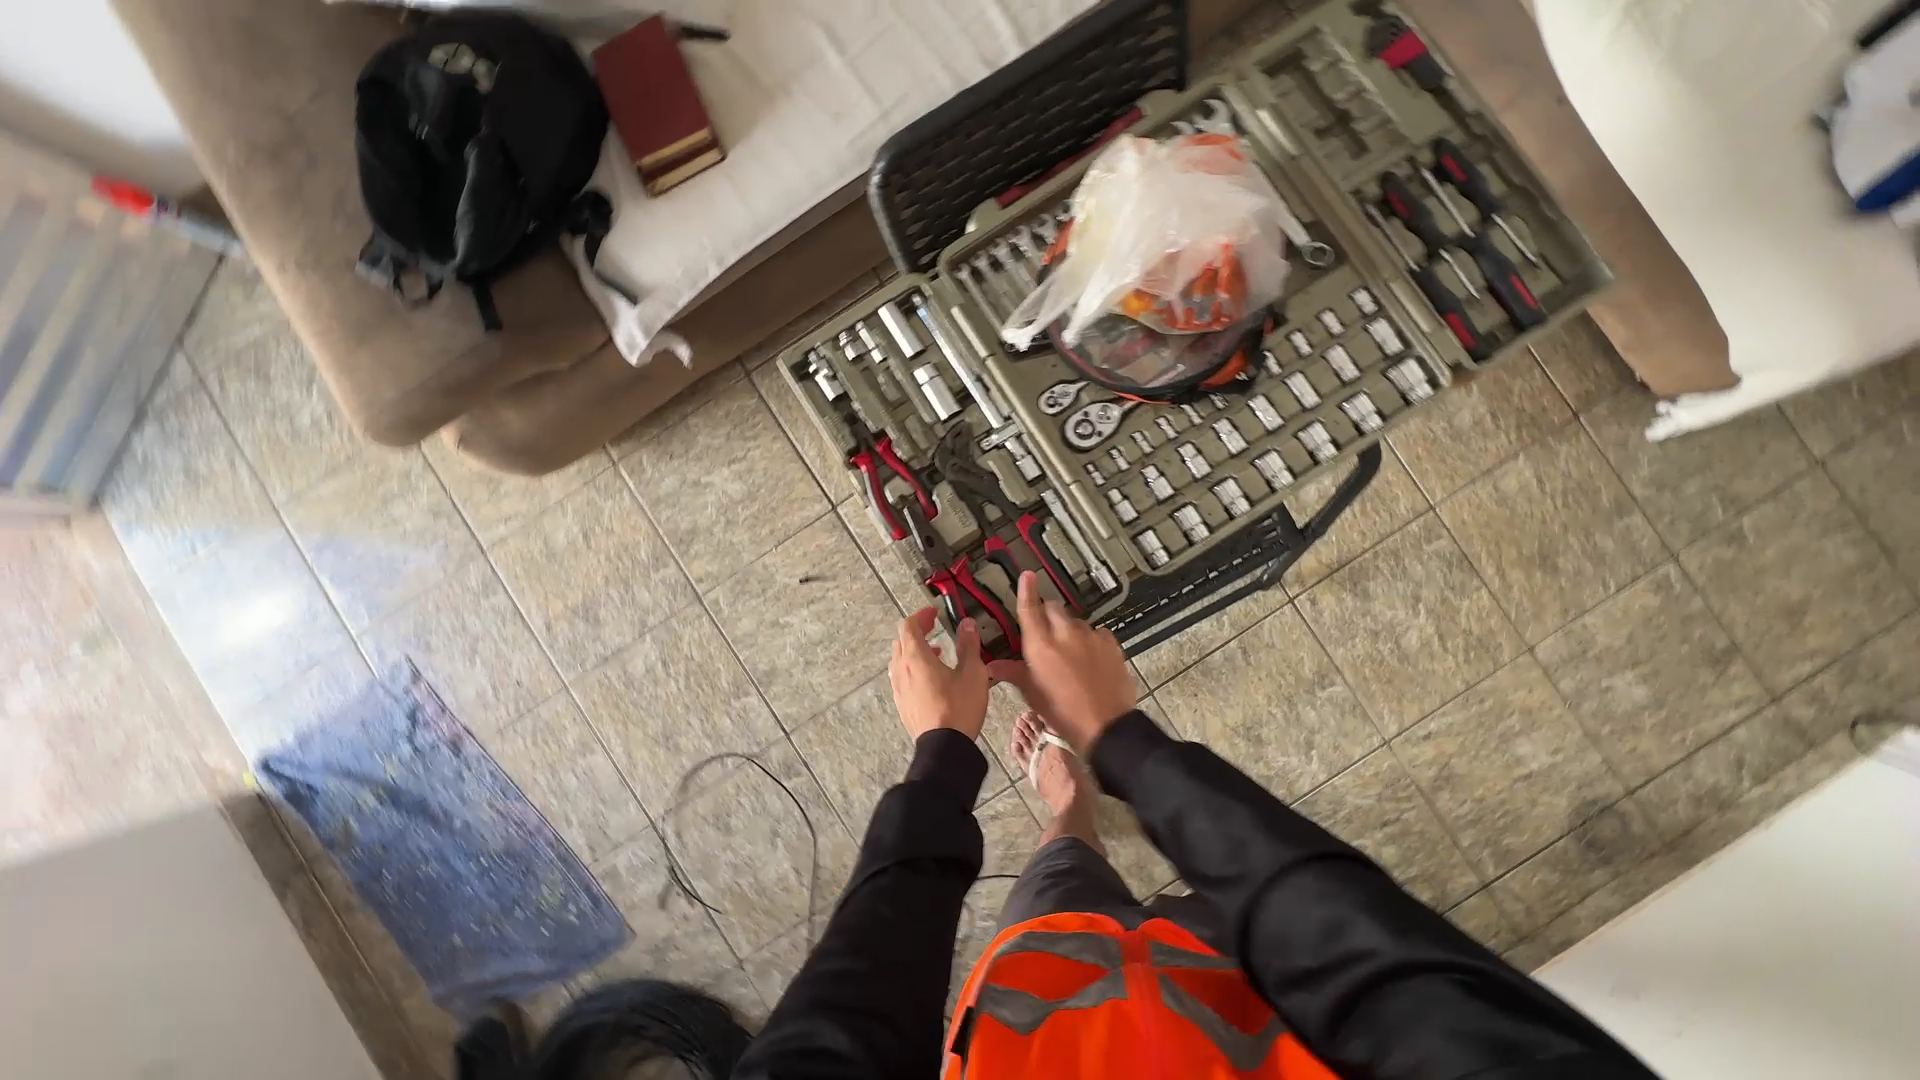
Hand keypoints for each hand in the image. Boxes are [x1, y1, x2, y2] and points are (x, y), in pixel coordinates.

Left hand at [889, 607, 990, 740]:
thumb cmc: (959, 707)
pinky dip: (914, 668)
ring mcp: (899, 689)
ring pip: (901, 660)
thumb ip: (969, 645)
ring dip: (916, 650)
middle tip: (934, 628)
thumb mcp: (972, 672)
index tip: (935, 613)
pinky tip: (932, 679)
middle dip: (917, 631)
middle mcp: (901, 670)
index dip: (921, 615)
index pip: (908, 626)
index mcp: (916, 657)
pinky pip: (903, 677)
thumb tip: (967, 624)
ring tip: (938, 653)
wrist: (944, 747)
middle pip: (902, 641)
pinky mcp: (902, 704)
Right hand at [988, 572, 1134, 753]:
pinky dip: (1091, 640)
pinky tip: (1090, 657)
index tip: (1028, 575)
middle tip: (1046, 633)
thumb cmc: (1062, 712)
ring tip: (1070, 653)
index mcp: (1040, 644)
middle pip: (1053, 609)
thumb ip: (1014, 672)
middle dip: (1048, 614)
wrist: (1105, 724)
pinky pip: (1097, 632)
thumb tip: (992, 667)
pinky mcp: (1110, 643)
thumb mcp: (1033, 693)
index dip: (1027, 590)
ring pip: (1075, 621)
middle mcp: (1064, 633)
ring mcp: (1090, 636)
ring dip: (1069, 630)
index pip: (1030, 608)